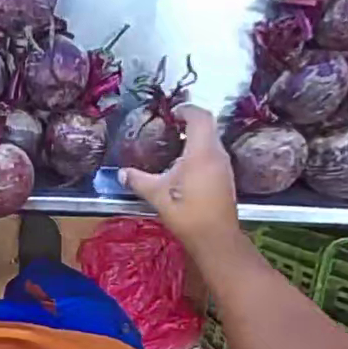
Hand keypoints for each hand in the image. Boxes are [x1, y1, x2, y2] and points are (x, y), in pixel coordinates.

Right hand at [120, 105, 243, 257]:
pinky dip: (200, 155)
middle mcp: (217, 154)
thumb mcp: (157, 195)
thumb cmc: (187, 213)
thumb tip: (121, 173)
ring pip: (211, 142)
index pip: (200, 116)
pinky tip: (184, 170)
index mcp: (201, 151)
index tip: (172, 112)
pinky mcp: (226, 180)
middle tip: (170, 128)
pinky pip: (213, 157)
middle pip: (207, 127)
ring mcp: (224, 167)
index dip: (187, 109)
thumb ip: (138, 181)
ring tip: (174, 148)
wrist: (215, 239)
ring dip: (195, 140)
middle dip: (189, 124)